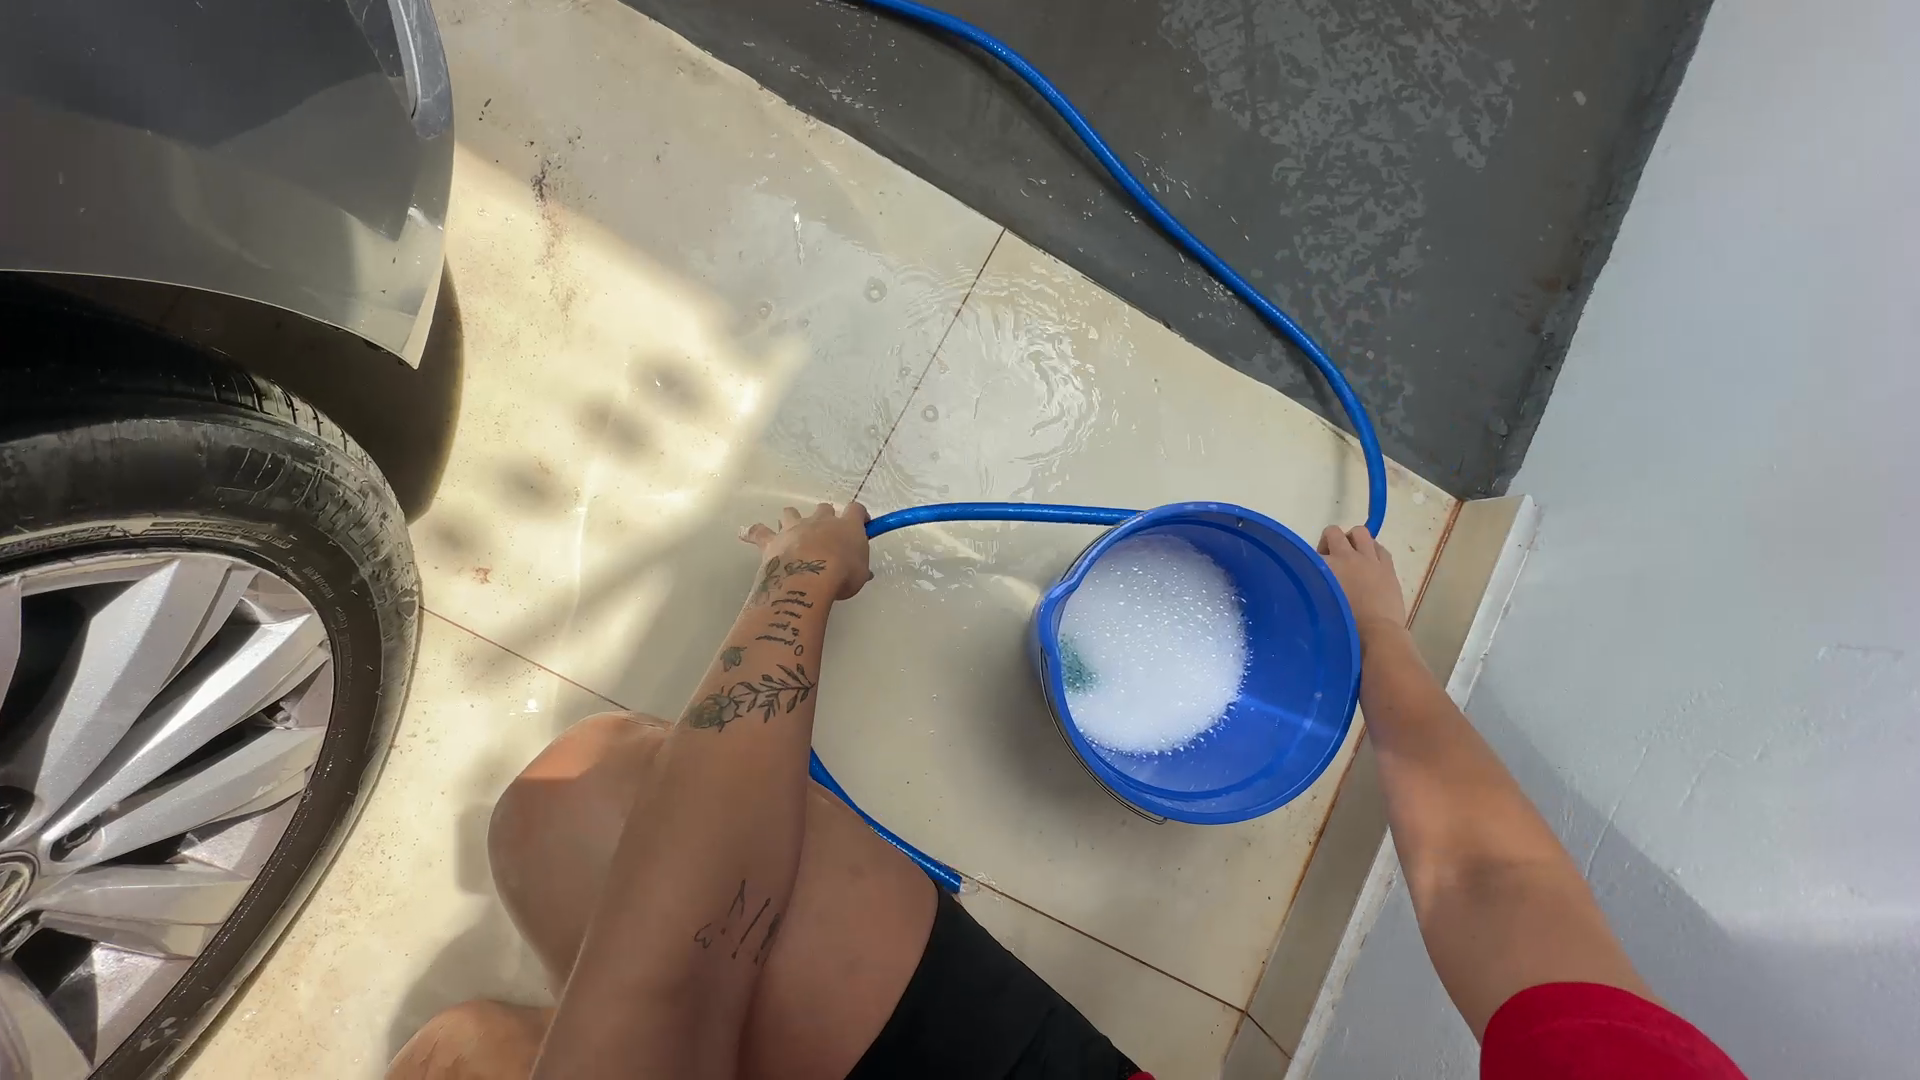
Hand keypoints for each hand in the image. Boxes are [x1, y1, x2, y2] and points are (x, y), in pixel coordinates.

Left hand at [740, 502, 873, 600]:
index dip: (859, 515)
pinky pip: (758, 532)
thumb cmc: (841, 575)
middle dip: (825, 517)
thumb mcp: (860, 576)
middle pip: (823, 508)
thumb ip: (860, 570)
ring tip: (791, 530)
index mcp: (846, 526)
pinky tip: (744, 533)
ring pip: (791, 513)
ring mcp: (794, 528)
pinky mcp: (773, 541)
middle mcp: (820, 520)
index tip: (861, 522)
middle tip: (826, 534)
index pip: (855, 510)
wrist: (809, 578)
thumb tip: (864, 573)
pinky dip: (753, 532)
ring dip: (792, 519)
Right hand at [1319, 525, 1407, 644]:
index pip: (1310, 553)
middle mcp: (1346, 556)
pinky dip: (1373, 551)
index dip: (1310, 561)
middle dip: (1329, 542)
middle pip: (1333, 532)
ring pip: (1360, 532)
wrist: (1377, 633)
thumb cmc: (1343, 624)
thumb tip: (1311, 581)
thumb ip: (1314, 586)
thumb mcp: (1319, 602)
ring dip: (1353, 540)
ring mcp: (1369, 559)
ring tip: (1352, 556)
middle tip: (1331, 560)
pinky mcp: (1388, 566)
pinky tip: (1370, 564)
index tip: (1313, 573)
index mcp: (1325, 566)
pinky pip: (1379, 547)